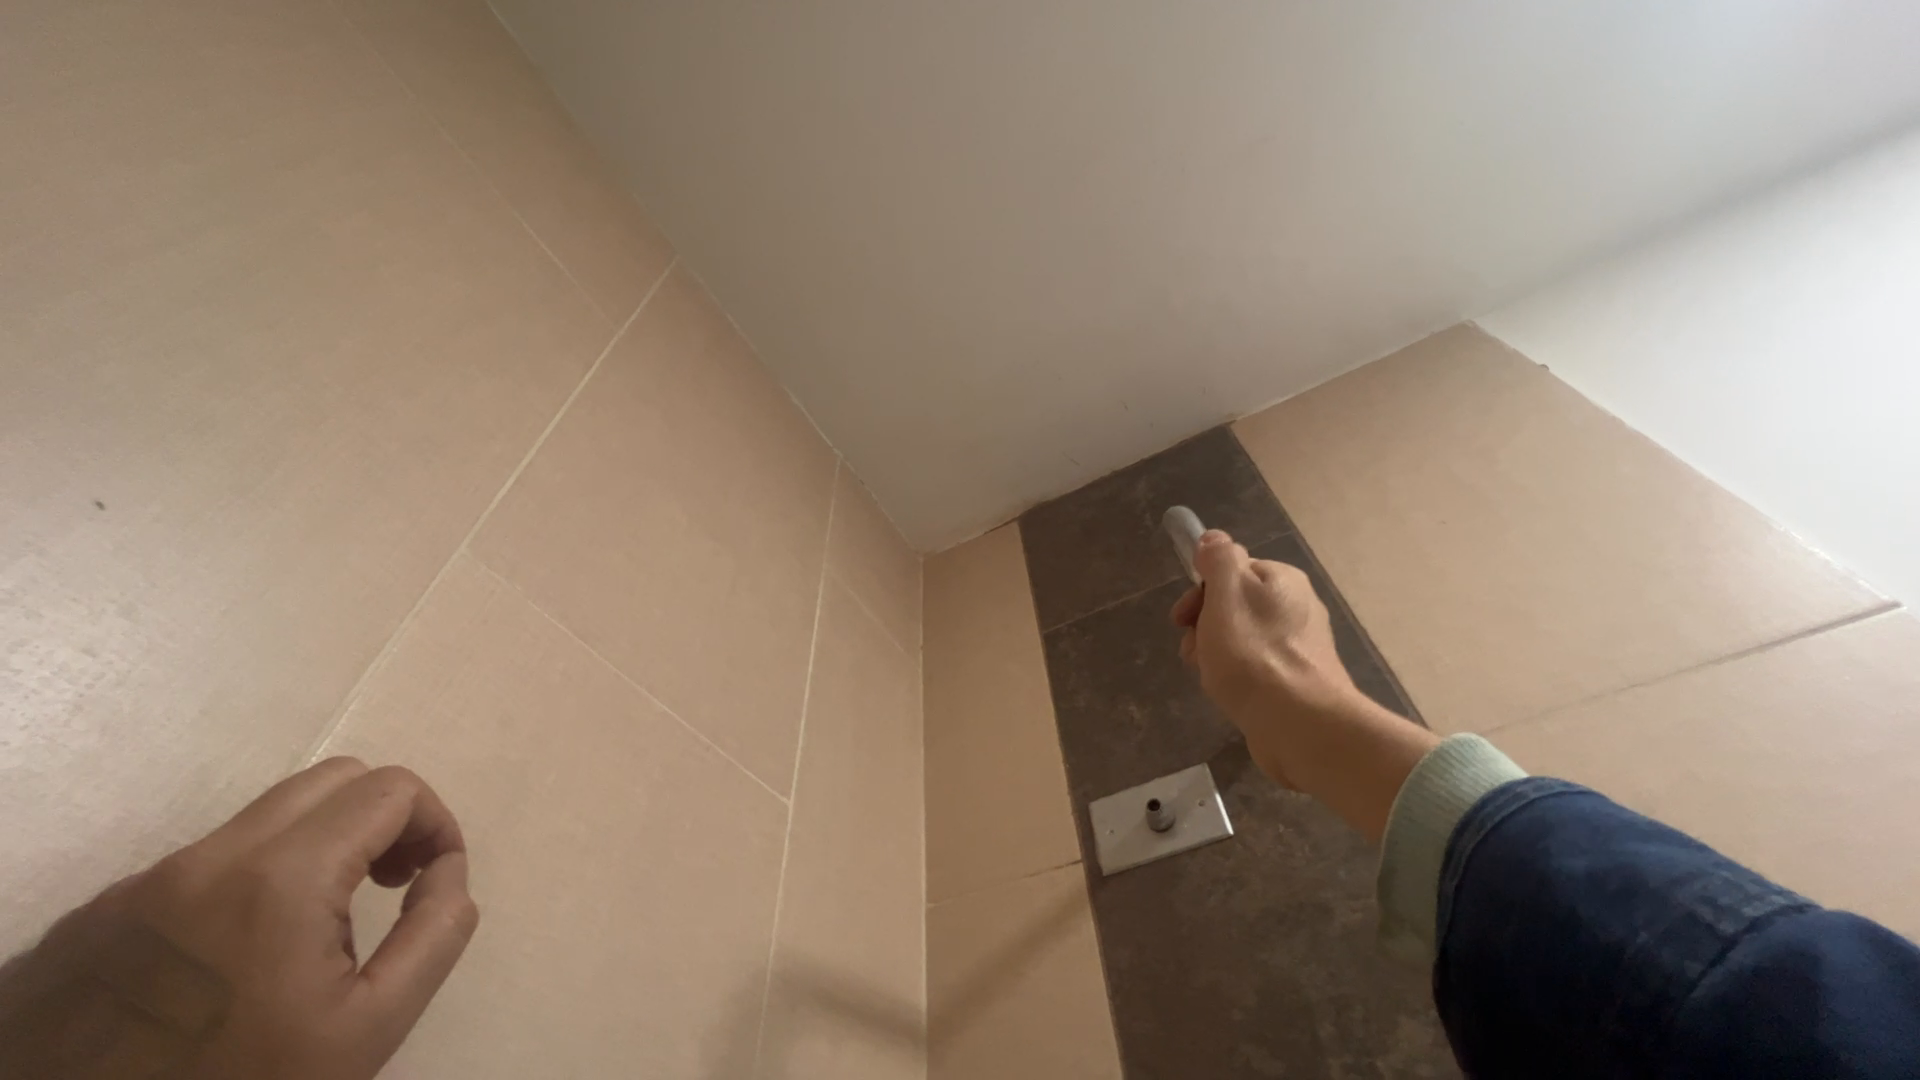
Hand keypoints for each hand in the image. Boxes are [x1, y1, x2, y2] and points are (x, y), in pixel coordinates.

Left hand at [0, 758, 478, 1079]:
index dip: (435, 822)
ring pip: (270, 813)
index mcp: (280, 878)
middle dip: (385, 817)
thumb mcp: (375, 1024)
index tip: (433, 876)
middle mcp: (205, 860)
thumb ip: (438, 929)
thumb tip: (445, 868)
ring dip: (325, 841)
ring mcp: (141, 884)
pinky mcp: (98, 914)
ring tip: (327, 916)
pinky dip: (259, 873)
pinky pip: (210, 858)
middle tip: (394, 879)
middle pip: (335, 779)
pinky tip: (249, 949)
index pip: (391, 789)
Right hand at [1172, 530, 1436, 841]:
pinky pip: (1257, 669)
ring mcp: (1301, 647)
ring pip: (1242, 640)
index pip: (1231, 571)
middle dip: (1204, 626)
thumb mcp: (1226, 593)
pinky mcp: (1300, 682)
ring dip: (1215, 654)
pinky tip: (1229, 693)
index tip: (1182, 618)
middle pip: (1234, 606)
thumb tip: (1214, 538)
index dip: (1200, 592)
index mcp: (1283, 580)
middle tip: (1192, 651)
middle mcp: (1297, 607)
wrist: (1299, 723)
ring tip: (1210, 677)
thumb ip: (1219, 559)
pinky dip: (1237, 677)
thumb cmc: (1254, 653)